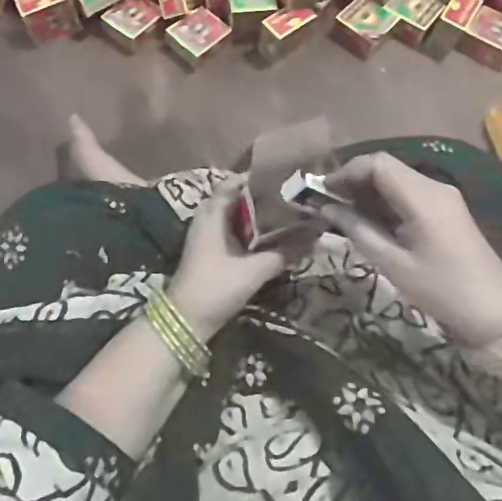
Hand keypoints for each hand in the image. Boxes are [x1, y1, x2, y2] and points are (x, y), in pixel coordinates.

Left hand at [168, 179, 287, 338]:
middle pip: (234, 197)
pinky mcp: (208, 250)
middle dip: (260, 197)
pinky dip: (248, 229)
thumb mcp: (254, 270)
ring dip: (255, 214)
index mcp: (212, 214)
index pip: (233, 183)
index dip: (257, 179)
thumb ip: (284, 253)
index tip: (283, 179)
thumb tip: (316, 238)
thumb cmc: (216, 287)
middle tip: (289, 198)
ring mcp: (205, 234)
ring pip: (233, 215)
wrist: (185, 321)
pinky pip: (230, 229)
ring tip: (284, 214)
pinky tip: (268, 237)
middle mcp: (206, 218)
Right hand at [320, 153, 501, 347]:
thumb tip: (327, 208)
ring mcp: (442, 195)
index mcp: (423, 197)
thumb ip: (358, 230)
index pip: (377, 163)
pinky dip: (384, 200)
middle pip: (385, 167)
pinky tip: (369, 220)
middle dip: (354, 180)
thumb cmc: (442, 290)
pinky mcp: (445, 207)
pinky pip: (407, 192)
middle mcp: (433, 186)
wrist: (497, 312)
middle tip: (327, 204)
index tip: (322, 192)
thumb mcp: (393, 264)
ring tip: (342, 214)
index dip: (346, 172)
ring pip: (395, 178)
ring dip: (367, 191)